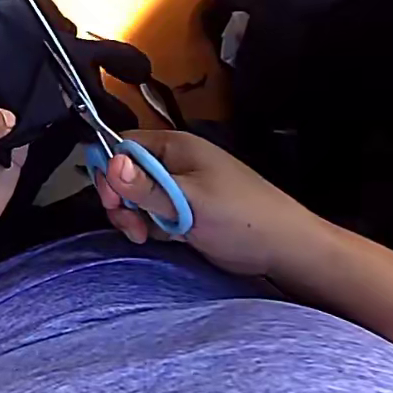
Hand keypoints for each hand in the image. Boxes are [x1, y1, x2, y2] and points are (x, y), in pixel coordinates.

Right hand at [93, 130, 330, 279]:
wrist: (282, 247)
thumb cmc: (242, 216)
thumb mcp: (189, 201)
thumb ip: (148, 186)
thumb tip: (110, 164)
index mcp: (176, 148)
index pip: (125, 146)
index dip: (111, 170)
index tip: (112, 198)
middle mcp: (175, 164)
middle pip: (127, 174)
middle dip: (122, 199)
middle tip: (130, 223)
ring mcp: (179, 189)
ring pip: (137, 198)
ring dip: (133, 216)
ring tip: (144, 234)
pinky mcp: (183, 213)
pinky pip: (152, 214)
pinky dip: (149, 226)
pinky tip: (158, 238)